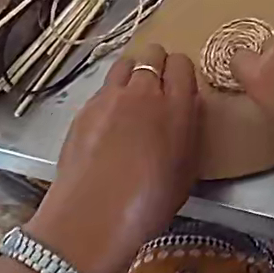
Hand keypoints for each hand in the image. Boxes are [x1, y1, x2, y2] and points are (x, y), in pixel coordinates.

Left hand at [27, 43, 200, 272]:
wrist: (92, 218)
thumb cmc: (148, 205)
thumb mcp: (186, 171)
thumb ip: (189, 131)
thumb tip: (187, 109)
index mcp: (176, 107)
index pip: (182, 64)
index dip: (182, 72)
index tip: (181, 85)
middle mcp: (143, 93)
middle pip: (153, 54)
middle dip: (158, 64)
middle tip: (159, 86)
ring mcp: (110, 97)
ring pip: (126, 63)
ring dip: (133, 72)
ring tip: (133, 95)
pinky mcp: (84, 108)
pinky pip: (103, 87)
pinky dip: (110, 93)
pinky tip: (110, 119)